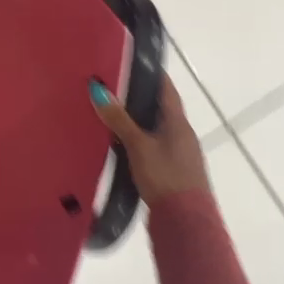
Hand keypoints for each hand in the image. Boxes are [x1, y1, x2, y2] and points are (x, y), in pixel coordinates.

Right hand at [91, 73, 209, 201]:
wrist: (186, 222)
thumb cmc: (165, 176)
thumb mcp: (138, 145)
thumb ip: (119, 119)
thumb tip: (97, 88)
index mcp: (178, 123)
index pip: (166, 89)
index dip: (151, 74)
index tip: (131, 62)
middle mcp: (182, 134)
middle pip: (159, 108)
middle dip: (138, 97)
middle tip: (110, 85)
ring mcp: (179, 154)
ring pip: (155, 127)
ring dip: (136, 119)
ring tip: (109, 111)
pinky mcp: (172, 170)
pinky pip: (152, 144)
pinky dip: (137, 138)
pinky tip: (119, 142)